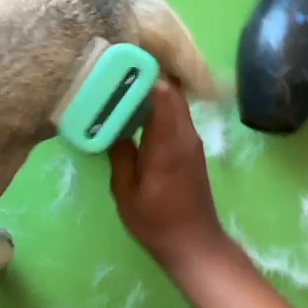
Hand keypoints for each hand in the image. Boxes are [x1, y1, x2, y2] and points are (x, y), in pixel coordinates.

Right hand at [109, 81, 230, 275]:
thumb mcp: (126, 192)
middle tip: (115, 71)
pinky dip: (157, 110)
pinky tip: (134, 115)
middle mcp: (185, 135)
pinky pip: (175, 118)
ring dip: (151, 93)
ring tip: (120, 89)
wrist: (194, 244)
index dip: (143, 73)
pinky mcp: (190, 150)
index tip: (119, 62)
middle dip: (146, 77)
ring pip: (174, 103)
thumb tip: (113, 130)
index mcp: (168, 143)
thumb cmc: (156, 222)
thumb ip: (121, 156)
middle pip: (171, 91)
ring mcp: (191, 142)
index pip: (162, 92)